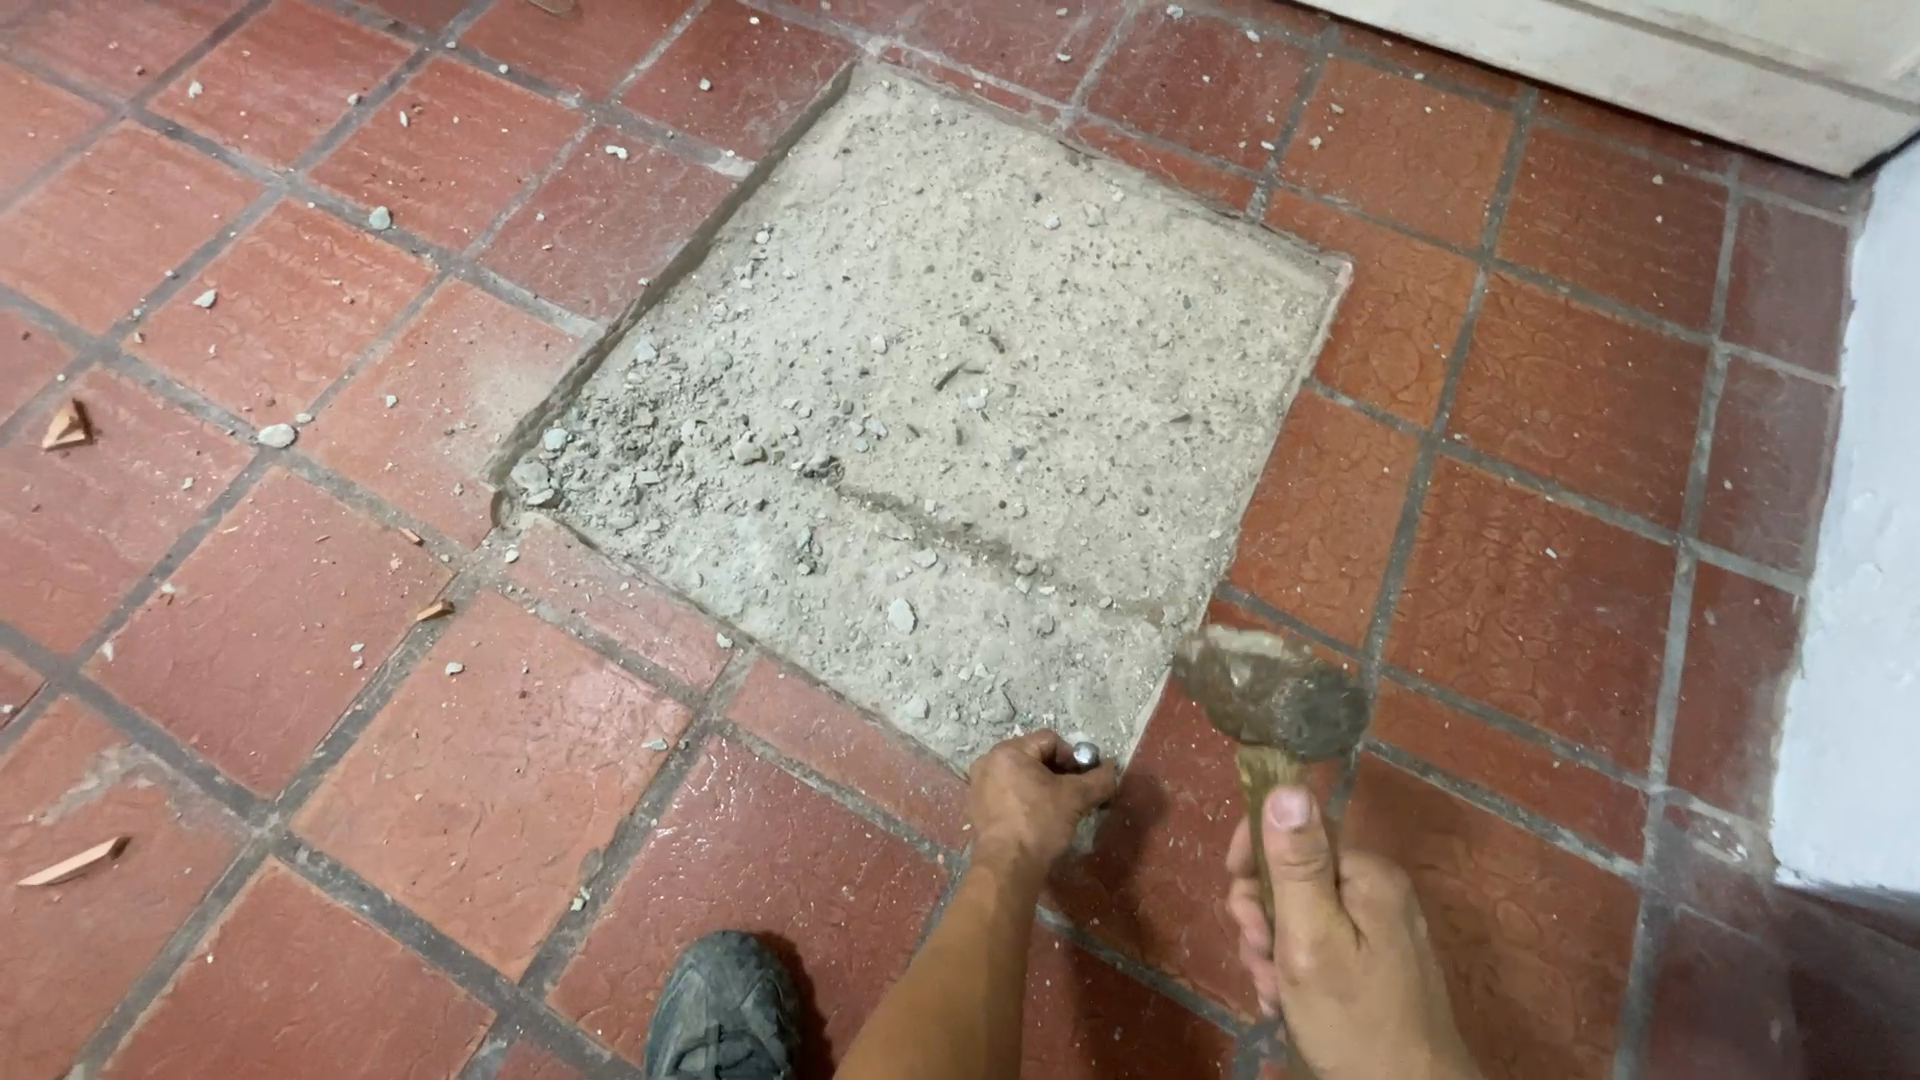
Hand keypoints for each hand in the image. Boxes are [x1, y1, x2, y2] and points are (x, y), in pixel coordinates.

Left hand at [966, 730, 1116, 879]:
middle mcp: (989, 761)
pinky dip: (1024, 799)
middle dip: (1057, 772)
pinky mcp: (977, 807)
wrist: (1007, 867)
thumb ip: (1098, 780)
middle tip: (1074, 794)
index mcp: (1008, 751)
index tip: (1084, 780)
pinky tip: (1037, 819)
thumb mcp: (1075, 799)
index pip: (1050, 740)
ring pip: (1020, 775)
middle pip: (1033, 756)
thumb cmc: (1039, 824)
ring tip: (1057, 809)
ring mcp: (979, 784)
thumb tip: (1112, 769)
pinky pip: (1007, 792)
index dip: (1073, 757)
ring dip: (1041, 786)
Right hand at [1226, 787, 1480, 1079]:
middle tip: (1257, 951)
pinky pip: (1315, 941)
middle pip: (1291, 872)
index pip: (1294, 827)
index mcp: (1366, 874)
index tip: (1233, 888)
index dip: (1253, 851)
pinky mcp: (1371, 960)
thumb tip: (1285, 785)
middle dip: (1260, 911)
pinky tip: (1285, 997)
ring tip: (1270, 986)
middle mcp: (1375, 890)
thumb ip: (1295, 863)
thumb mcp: (1311, 938)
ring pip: (1296, 910)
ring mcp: (1376, 927)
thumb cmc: (1353, 1021)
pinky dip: (1291, 965)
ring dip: (1270, 945)